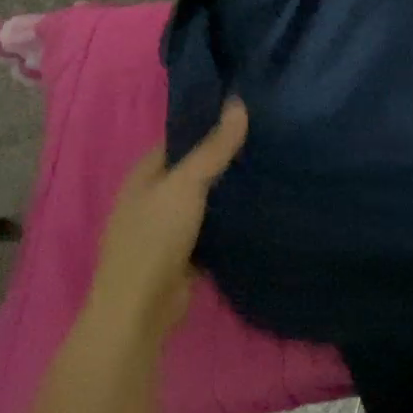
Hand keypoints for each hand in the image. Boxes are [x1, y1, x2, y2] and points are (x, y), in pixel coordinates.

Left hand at [87, 99, 248, 337]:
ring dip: (231, 185)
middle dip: (225, 154)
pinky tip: (261, 202)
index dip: (208, 123)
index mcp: (143, 176)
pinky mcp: (185, 251)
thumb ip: (214, 148)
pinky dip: (232, 214)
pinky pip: (214, 222)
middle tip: (269, 134)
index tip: (248, 110)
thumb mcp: (186, 185)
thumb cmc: (154, 239)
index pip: (179, 138)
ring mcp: (167, 227)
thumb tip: (238, 102)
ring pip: (205, 196)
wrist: (140, 310)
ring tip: (272, 162)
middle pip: (194, 167)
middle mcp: (152, 198)